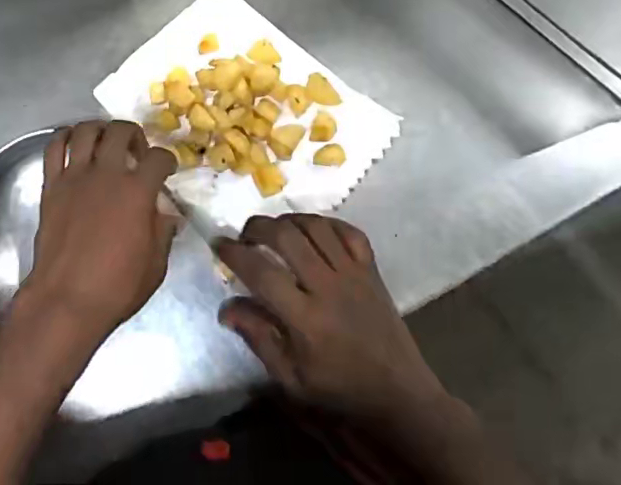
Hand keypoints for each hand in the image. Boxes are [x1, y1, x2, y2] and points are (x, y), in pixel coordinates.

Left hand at [13, 121, 177, 342]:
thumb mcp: (155, 265)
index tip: (167, 167)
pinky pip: (54, 147)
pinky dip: (63, 137)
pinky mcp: (51, 184)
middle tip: (136, 150)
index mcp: (136, 192)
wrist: (67, 297)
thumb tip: (168, 215)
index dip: (167, 159)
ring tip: (105, 141)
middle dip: (133, 133)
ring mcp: (75, 176)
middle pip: (120, 131)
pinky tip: (71, 142)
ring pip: (85, 131)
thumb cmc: (116, 287)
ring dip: (99, 129)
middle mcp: (106, 174)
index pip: (158, 158)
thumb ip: (162, 232)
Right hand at [214, 214, 452, 427]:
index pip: (261, 272)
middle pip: (286, 236)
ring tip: (275, 232)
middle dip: (256, 227)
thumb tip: (225, 308)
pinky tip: (311, 233)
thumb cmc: (340, 390)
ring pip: (315, 226)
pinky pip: (349, 232)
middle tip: (245, 237)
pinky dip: (326, 224)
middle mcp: (329, 289)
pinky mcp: (372, 272)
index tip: (218, 245)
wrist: (402, 400)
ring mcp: (354, 276)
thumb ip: (257, 338)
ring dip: (287, 221)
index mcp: (306, 320)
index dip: (234, 252)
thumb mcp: (291, 379)